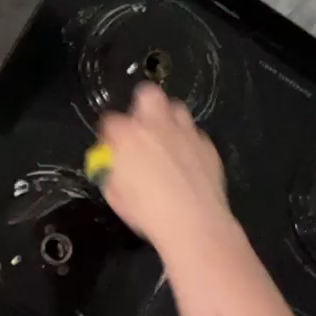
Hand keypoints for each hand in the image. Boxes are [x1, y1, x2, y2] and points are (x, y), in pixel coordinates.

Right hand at [98, 82, 234, 255]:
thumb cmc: (147, 211)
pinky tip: (185, 163)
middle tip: (140, 130)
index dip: (109, 135)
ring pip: (175, 108)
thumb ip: (111, 171)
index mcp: (127, 136)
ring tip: (166, 142)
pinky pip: (194, 133)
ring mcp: (184, 131)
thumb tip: (114, 165)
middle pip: (146, 95)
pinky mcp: (206, 143)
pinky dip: (187, 142)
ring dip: (167, 120)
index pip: (110, 121)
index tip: (111, 147)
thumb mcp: (115, 194)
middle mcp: (156, 125)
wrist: (192, 220)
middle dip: (141, 108)